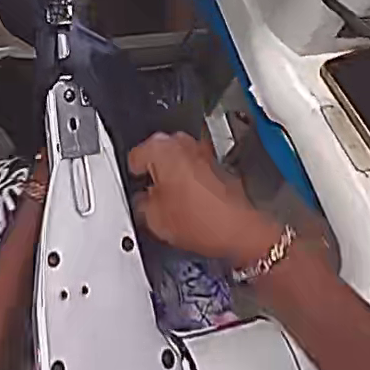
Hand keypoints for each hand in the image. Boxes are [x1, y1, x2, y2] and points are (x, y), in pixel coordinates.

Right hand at [128, 132, 282, 268]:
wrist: (236, 228)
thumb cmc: (201, 219)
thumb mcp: (154, 219)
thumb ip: (140, 203)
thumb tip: (142, 201)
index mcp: (159, 148)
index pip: (134, 156)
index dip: (132, 177)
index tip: (134, 187)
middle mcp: (180, 142)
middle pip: (155, 153)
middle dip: (152, 172)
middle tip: (151, 197)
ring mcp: (199, 149)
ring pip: (175, 158)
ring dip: (172, 174)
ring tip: (172, 202)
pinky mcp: (214, 160)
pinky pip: (192, 165)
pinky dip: (189, 177)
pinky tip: (189, 201)